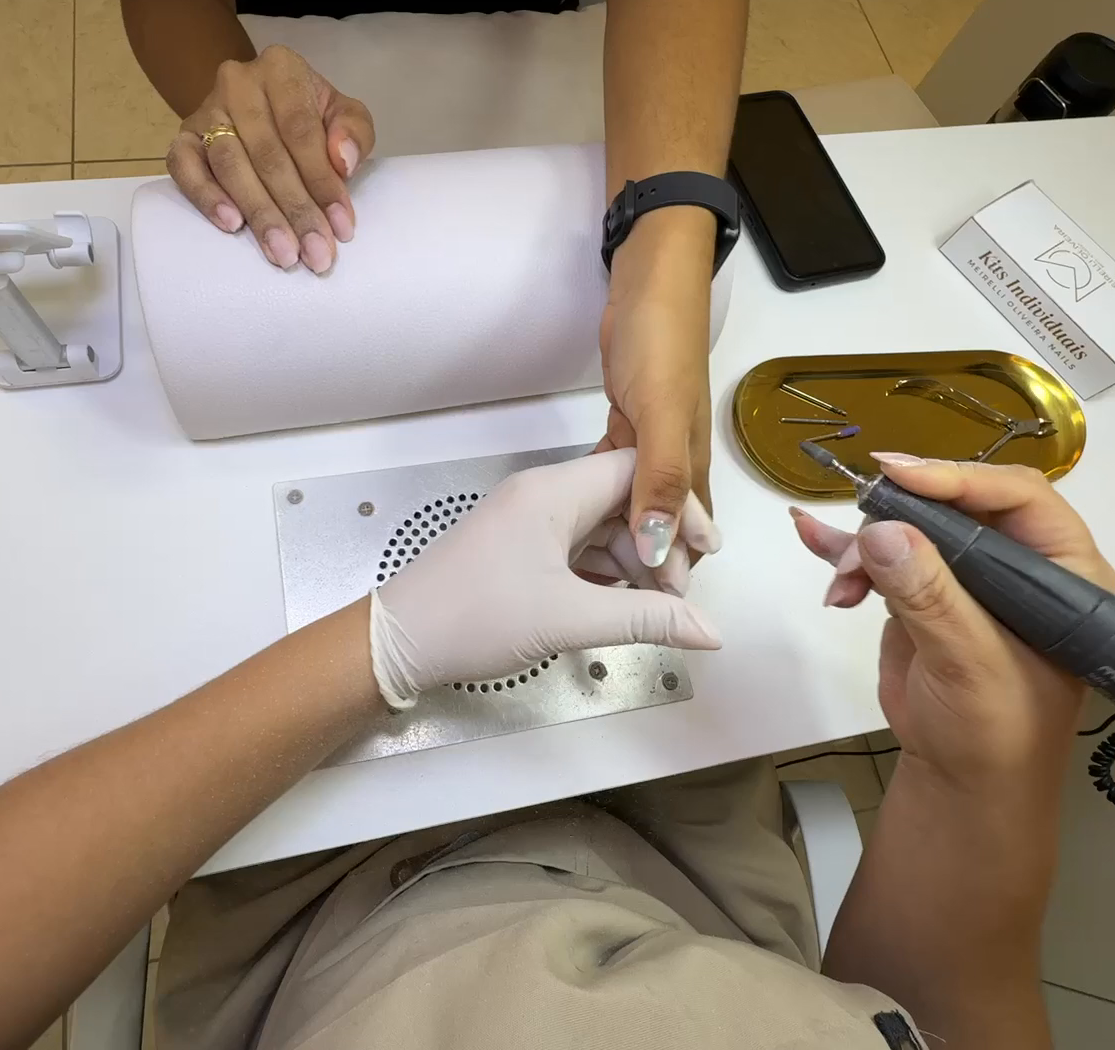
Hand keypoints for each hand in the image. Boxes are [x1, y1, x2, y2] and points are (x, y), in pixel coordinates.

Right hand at [167, 44, 373, 272]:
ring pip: (231, 166)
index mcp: (282, 70)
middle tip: (315, 255)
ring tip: (283, 254)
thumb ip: (354, 132)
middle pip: (268, 155)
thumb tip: (343, 159)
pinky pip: (184, 167)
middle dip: (297, 211)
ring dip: (260, 214)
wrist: (264, 109)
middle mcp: (238, 83)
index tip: (342, 227)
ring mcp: (206, 110)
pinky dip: (206, 196)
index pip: (302, 131)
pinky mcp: (183, 138)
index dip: (323, 183)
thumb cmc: (312, 119)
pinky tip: (231, 225)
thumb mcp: (344, 116)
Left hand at [369, 448, 721, 706]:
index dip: (678, 508)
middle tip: (677, 597)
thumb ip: (647, 620)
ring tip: (652, 608)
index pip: (635, 472)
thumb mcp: (569, 618)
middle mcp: (542, 495)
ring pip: (599, 528)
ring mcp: (527, 522)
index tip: (709, 552)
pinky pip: (575, 547)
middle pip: (621, 501)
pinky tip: (619, 602)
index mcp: (553, 491)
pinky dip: (603, 571)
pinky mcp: (517, 548)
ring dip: (632, 563)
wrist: (399, 641)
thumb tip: (714, 635)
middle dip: (657, 545)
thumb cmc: (480, 617)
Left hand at [597, 209, 714, 568]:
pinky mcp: (618, 432)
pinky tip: (584, 532)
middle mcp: (663, 464)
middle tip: (626, 603)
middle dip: (648, 565)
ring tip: (603, 581)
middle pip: (656, 528)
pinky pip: (609, 490)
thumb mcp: (657, 417)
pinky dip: (602, 514)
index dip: (669, 567)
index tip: (659, 606)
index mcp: (680, 466)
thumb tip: (669, 550)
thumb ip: (663, 483)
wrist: (647, 281)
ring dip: (624, 544)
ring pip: (632, 512)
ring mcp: (637, 449)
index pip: (678, 531)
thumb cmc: (657, 344)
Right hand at [789, 456, 1114, 786]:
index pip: (1016, 498)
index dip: (958, 479)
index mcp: (1059, 571)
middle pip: (952, 505)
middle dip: (897, 517)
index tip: (897, 474)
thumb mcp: (971, 663)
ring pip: (906, 529)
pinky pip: (877, 557)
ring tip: (841, 580)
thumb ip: (932, 598)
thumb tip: (882, 532)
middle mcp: (1012, 565)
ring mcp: (960, 578)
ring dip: (863, 547)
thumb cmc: (994, 729)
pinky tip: (812, 538)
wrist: (957, 776)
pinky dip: (843, 552)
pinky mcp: (917, 594)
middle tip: (859, 534)